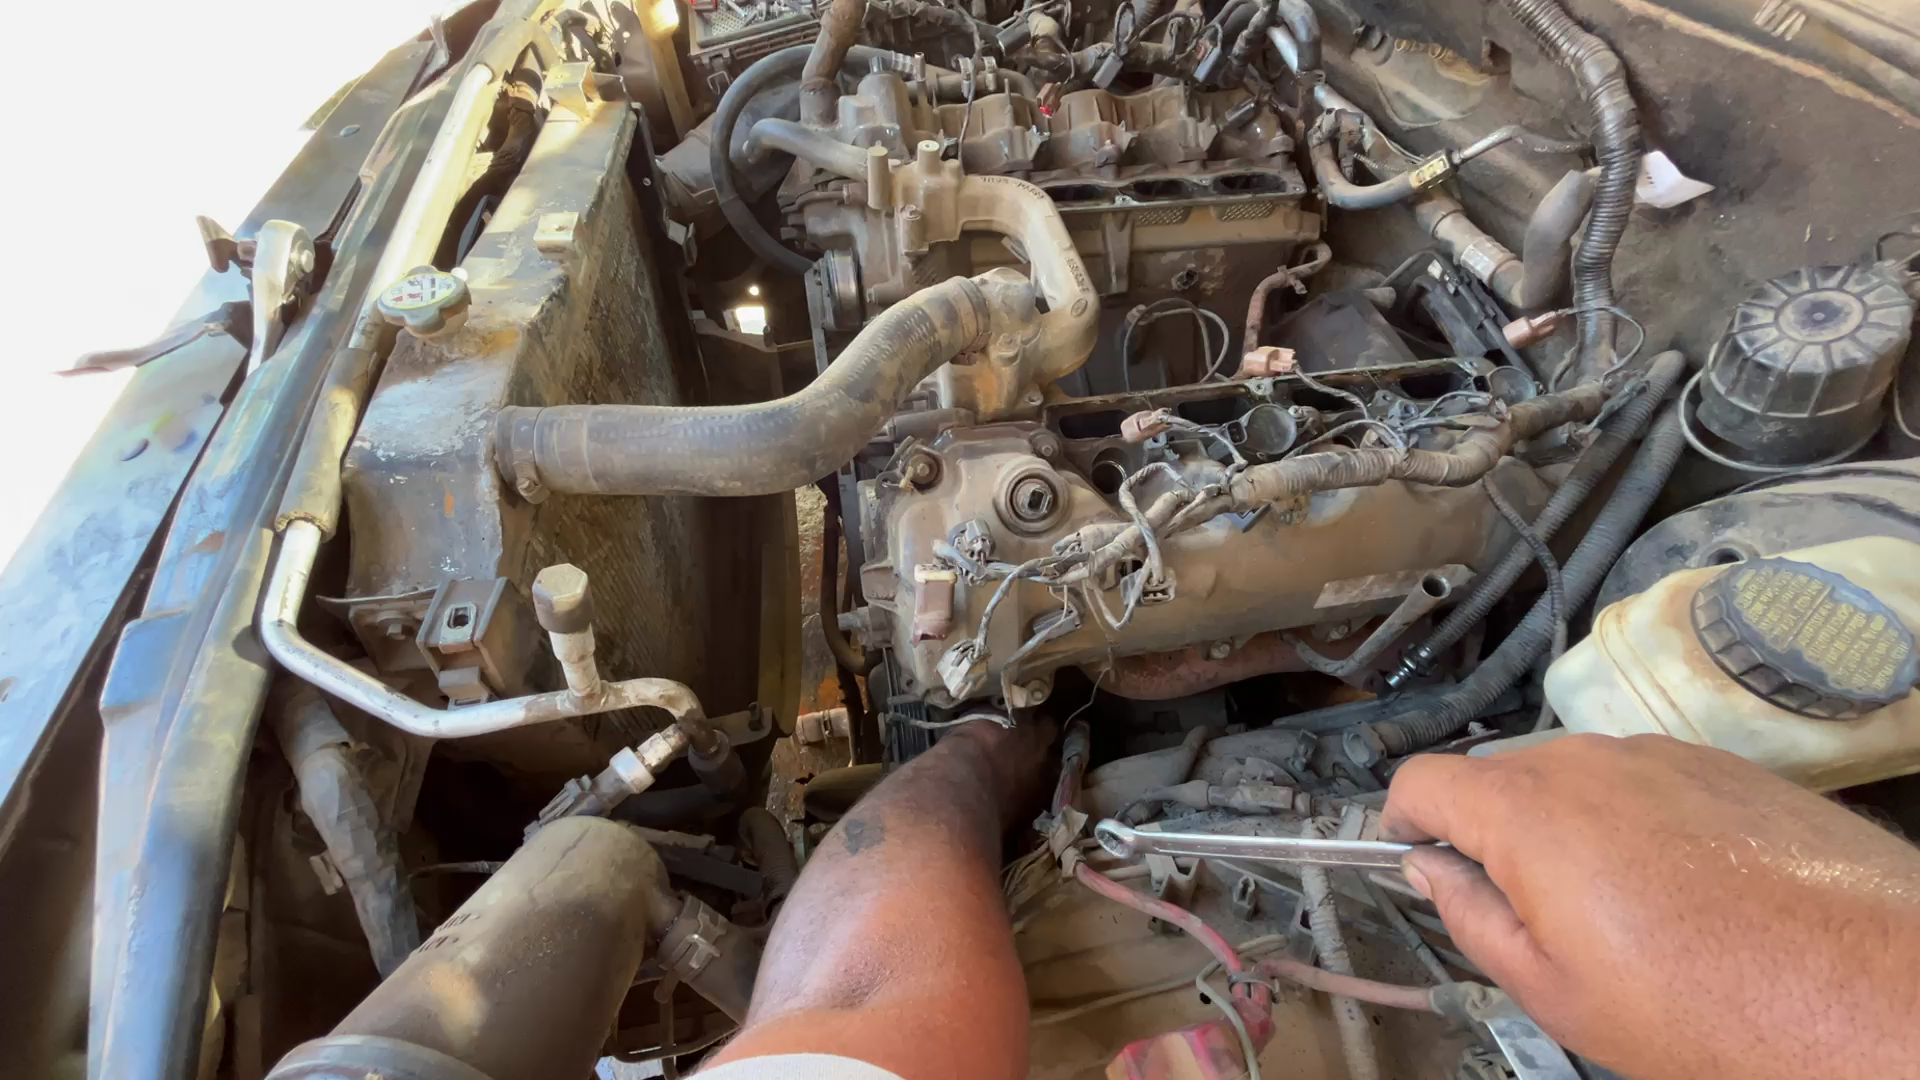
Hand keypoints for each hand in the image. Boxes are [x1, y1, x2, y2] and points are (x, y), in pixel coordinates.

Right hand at [1382, 733, 1919, 1079]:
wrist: (1905, 1007)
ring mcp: (1655, 754)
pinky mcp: (1724, 764)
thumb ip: (1466, 916)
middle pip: (1494, 778)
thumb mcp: (1554, 991)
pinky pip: (1641, 778)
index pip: (1419, 780)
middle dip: (1489, 829)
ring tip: (1624, 897)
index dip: (1401, 817)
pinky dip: (1634, 815)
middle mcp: (1577, 759)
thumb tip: (1431, 869)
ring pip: (1568, 776)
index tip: (1413, 854)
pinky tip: (1689, 880)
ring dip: (1562, 821)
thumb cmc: (1706, 1010)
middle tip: (1534, 904)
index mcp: (1521, 808)